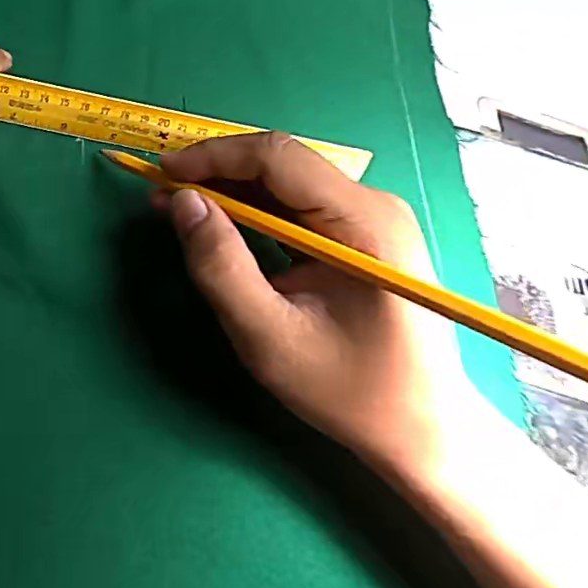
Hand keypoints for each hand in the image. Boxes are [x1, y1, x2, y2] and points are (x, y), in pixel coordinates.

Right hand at [159, 132, 494, 479]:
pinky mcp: (357, 231)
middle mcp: (371, 204)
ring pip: (283, 181)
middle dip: (216, 173)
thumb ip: (221, 267)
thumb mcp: (271, 338)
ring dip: (229, 190)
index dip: (214, 157)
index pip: (279, 158)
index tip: (163, 173)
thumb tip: (182, 202)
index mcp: (365, 221)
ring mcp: (367, 215)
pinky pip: (293, 204)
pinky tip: (219, 224)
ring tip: (181, 208)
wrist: (424, 430)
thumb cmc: (351, 391)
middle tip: (164, 196)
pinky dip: (250, 209)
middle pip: (280, 164)